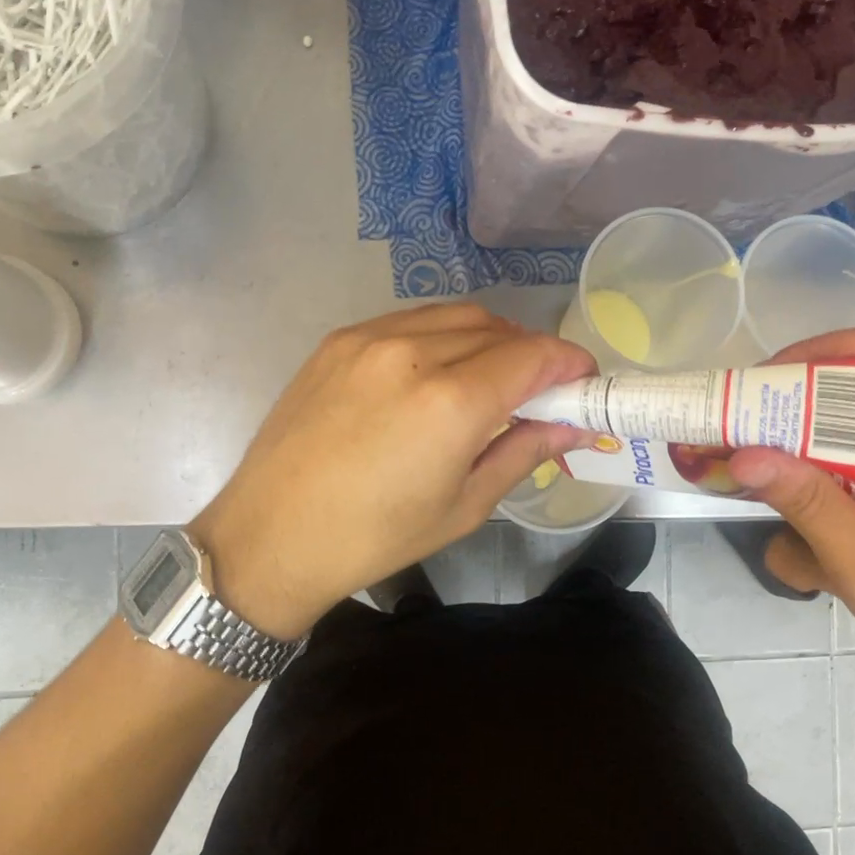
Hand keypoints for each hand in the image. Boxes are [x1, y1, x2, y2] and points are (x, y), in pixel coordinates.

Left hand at [189, 304, 597, 638]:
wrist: (270, 536)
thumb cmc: (374, 538)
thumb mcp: (463, 507)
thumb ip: (522, 452)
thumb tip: (573, 427)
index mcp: (450, 402)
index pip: (532, 356)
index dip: (568, 363)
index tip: (584, 381)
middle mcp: (412, 352)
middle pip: (497, 329)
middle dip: (531, 353)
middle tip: (541, 390)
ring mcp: (368, 339)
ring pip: (454, 316)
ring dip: (489, 338)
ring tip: (493, 377)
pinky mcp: (338, 340)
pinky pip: (410, 321)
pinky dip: (442, 336)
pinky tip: (438, 370)